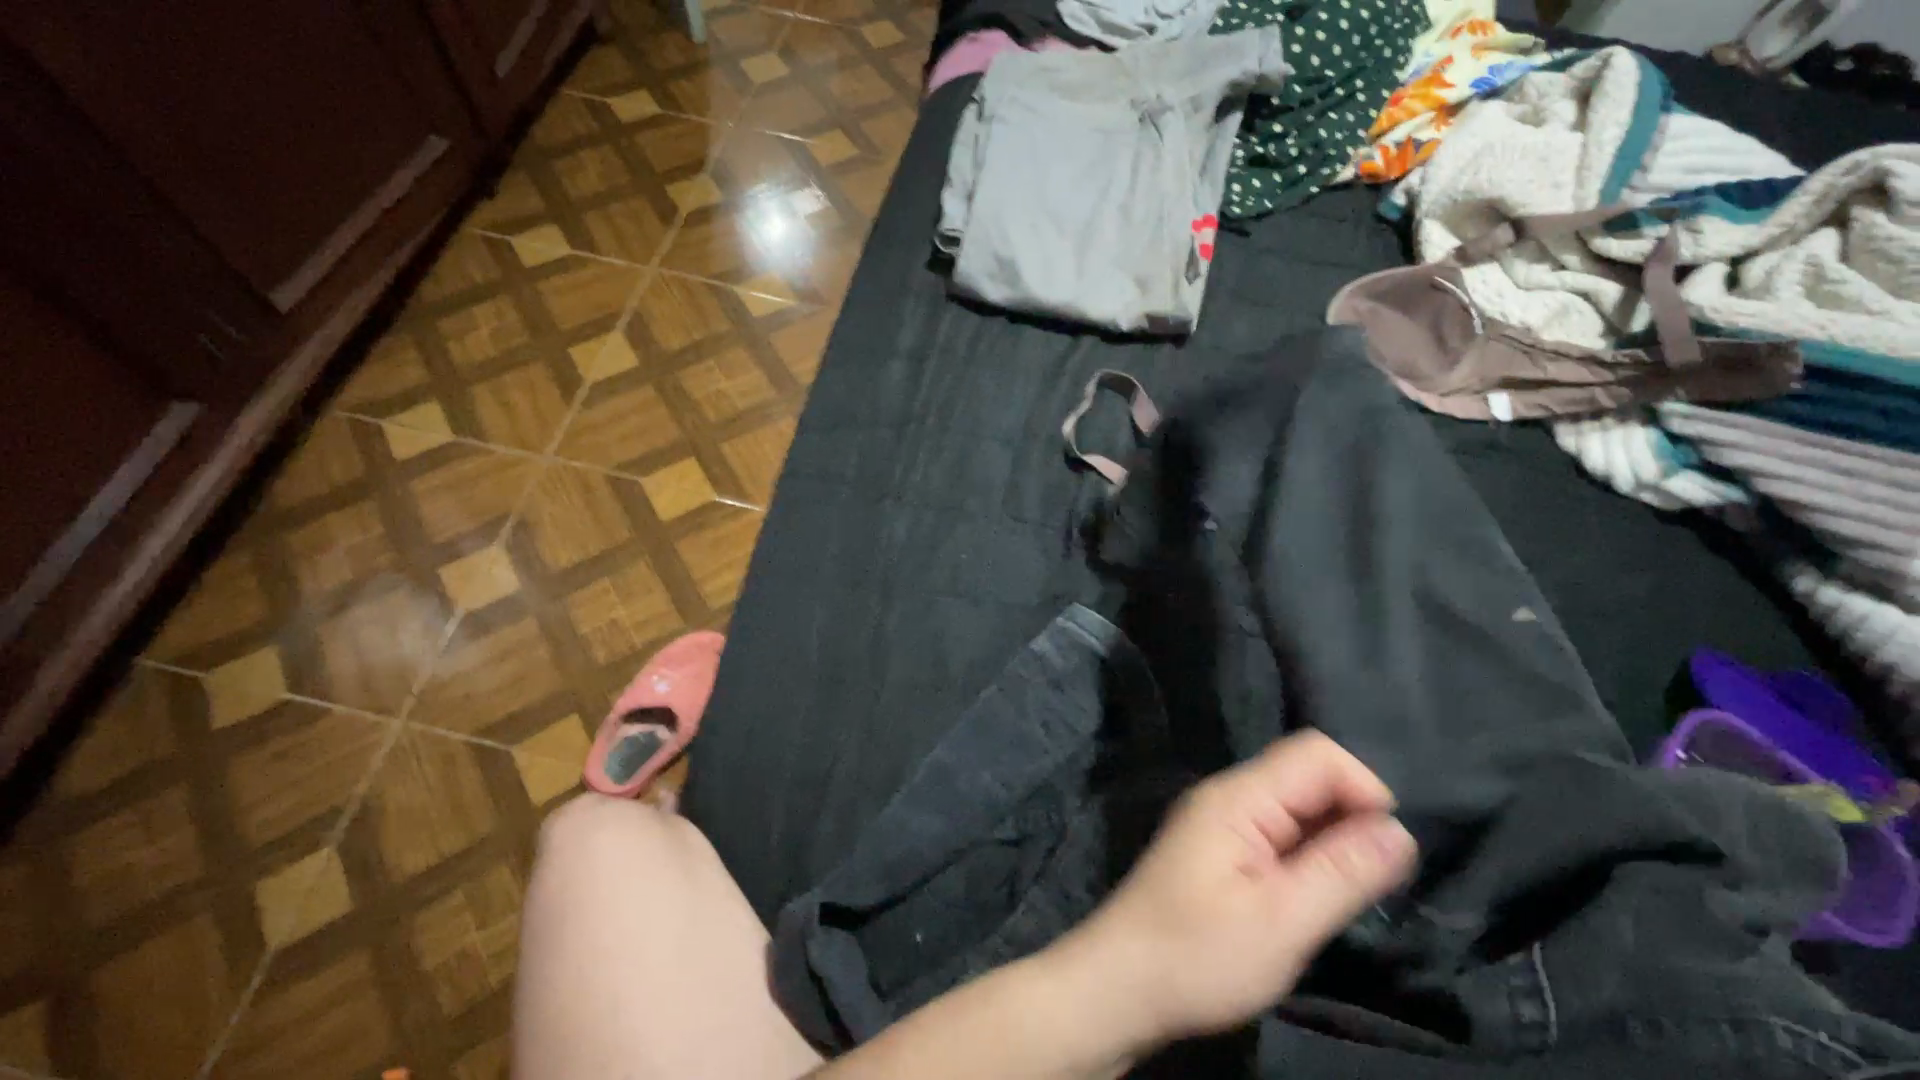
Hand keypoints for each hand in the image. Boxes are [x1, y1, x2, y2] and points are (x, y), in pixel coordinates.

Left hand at [1050, 732, 1417, 1049]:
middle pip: (1307, 778)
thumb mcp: (1282, 922)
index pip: (1317, 755)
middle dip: (1351, 819)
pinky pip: (1278, 837)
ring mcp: (1220, 826)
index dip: (1364, 790)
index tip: (1386, 851)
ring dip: (1332, 844)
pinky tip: (1312, 901)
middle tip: (1368, 885)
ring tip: (1344, 898)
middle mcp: (1228, 798)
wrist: (1117, 989)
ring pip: (1296, 810)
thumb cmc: (1196, 958)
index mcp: (1237, 798)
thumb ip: (1342, 872)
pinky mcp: (1219, 855)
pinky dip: (1307, 860)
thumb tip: (1401, 830)